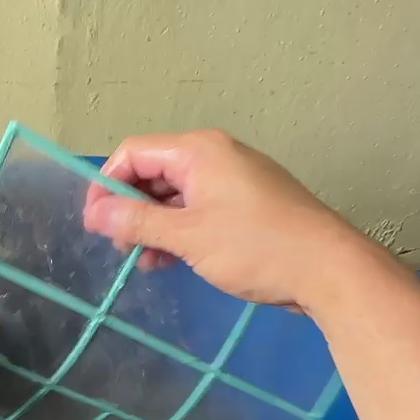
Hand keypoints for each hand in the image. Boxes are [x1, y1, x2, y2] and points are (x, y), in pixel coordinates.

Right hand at [81, 129, 391, 310]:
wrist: (326, 268)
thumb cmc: (254, 247)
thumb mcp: (187, 236)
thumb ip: (137, 222)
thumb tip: (94, 213)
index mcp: (198, 151)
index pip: (133, 153)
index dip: (106, 185)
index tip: (93, 225)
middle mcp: (213, 156)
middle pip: (152, 172)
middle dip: (128, 208)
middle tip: (118, 247)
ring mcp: (231, 181)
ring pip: (173, 195)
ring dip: (151, 225)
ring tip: (141, 260)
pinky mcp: (243, 206)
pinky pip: (196, 210)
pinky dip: (176, 231)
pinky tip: (167, 261)